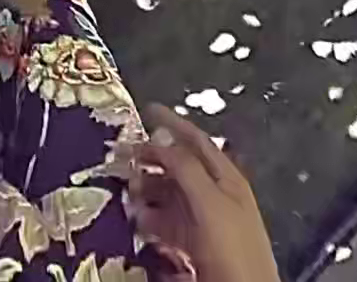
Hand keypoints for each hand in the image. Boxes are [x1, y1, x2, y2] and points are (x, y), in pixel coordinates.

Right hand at [131, 106, 278, 281]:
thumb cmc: (231, 248)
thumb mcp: (209, 203)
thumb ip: (186, 168)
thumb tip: (162, 135)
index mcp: (225, 177)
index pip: (196, 140)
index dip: (172, 123)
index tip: (146, 110)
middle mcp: (214, 193)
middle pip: (180, 166)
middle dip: (152, 158)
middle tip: (125, 156)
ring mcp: (204, 221)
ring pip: (170, 194)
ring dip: (148, 190)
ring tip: (128, 192)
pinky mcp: (194, 246)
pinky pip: (168, 223)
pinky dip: (151, 219)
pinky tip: (137, 221)